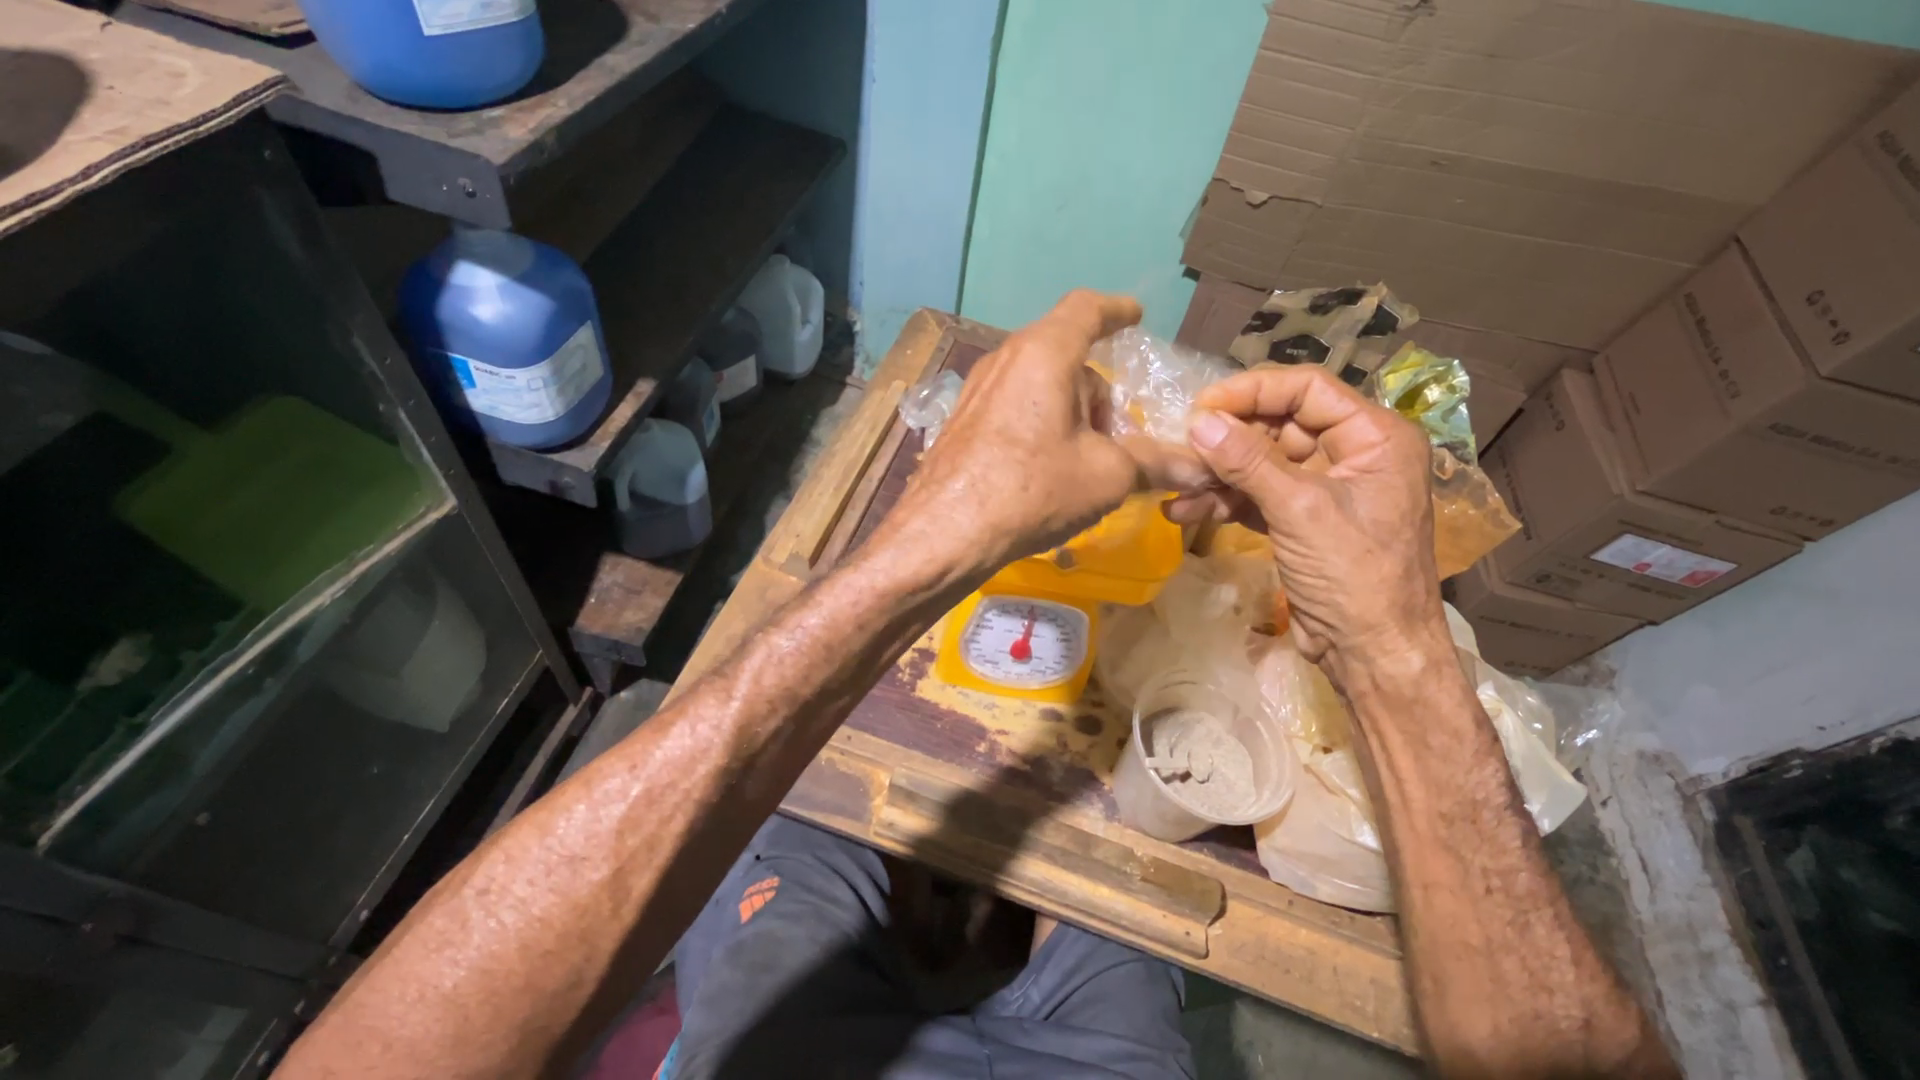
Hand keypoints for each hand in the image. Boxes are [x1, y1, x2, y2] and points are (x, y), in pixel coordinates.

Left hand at [870, 290, 1210, 581]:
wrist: (944, 533)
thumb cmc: (1032, 489)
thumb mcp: (1106, 476)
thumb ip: (1154, 462)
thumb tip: (1199, 469)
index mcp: (1044, 353)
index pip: (1086, 308)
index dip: (1116, 310)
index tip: (1134, 316)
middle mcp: (1006, 359)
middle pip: (1064, 352)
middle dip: (1098, 387)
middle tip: (1118, 432)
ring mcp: (977, 389)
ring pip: (1039, 382)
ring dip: (1070, 408)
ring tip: (1085, 459)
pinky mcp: (962, 421)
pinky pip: (1015, 405)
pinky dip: (1041, 422)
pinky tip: (1048, 469)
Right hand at [1165, 366, 1447, 679]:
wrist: (1373, 654)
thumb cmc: (1355, 575)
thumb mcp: (1300, 510)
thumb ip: (1248, 462)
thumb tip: (1198, 421)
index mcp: (1376, 437)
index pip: (1308, 390)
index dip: (1253, 391)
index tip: (1202, 404)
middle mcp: (1355, 455)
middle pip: (1281, 424)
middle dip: (1230, 438)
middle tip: (1183, 445)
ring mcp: (1327, 490)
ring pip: (1263, 463)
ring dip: (1219, 474)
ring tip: (1178, 484)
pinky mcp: (1302, 521)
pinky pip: (1259, 496)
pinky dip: (1225, 501)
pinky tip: (1186, 510)